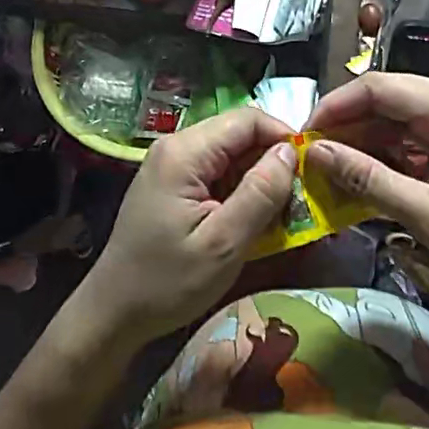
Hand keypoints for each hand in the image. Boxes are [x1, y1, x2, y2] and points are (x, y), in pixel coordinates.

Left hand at [68, 109, 296, 346]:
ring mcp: (169, 165)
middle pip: (237, 134)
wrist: (115, 309)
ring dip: (257, 180)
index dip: (284, 138)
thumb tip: (291, 152)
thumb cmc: (168, 281)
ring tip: (280, 216)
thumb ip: (260, 193)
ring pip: (229, 155)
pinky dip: (237, 191)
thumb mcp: (224, 243)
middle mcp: (174, 147)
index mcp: (184, 153)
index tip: (312, 173)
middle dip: (272, 162)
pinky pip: (214, 173)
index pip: (247, 119)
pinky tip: (250, 221)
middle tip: (300, 201)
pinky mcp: (170, 184)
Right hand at [303, 73, 428, 308]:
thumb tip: (314, 153)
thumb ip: (370, 181)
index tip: (301, 139)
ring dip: (360, 143)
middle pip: (384, 98)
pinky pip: (410, 136)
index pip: (379, 87)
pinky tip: (363, 180)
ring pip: (393, 117)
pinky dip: (383, 156)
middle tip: (310, 162)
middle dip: (343, 127)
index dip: (333, 107)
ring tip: (330, 175)